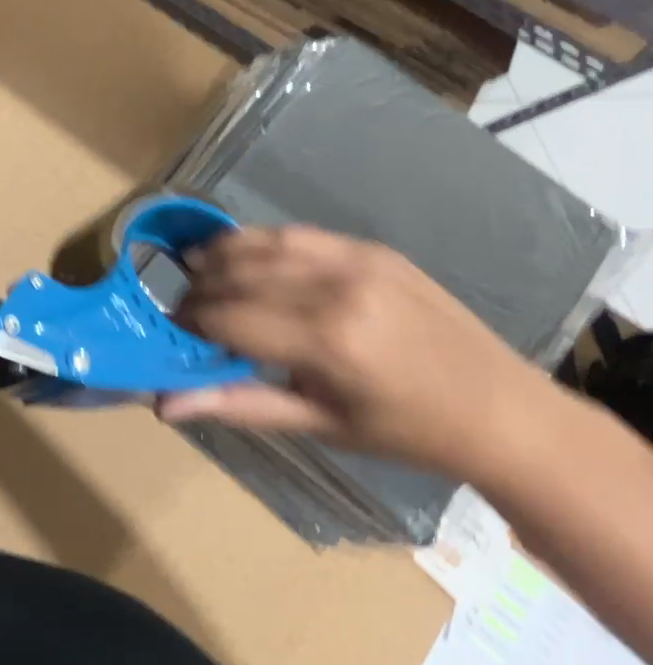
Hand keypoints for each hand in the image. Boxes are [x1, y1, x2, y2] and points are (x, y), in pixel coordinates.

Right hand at [157, 226, 552, 476]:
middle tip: (185, 314)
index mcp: (327, 342)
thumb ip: (235, 403)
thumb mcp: (317, 424)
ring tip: (200, 279)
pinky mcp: (371, 250)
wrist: (504, 411)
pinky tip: (240, 260)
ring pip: (257, 245)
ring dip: (217, 260)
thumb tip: (161, 406)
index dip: (188, 324)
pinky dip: (255, 243)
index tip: (175, 335)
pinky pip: (292, 234)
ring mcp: (357, 263)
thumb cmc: (404, 429)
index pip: (224, 318)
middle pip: (233, 276)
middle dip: (197, 293)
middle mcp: (337, 291)